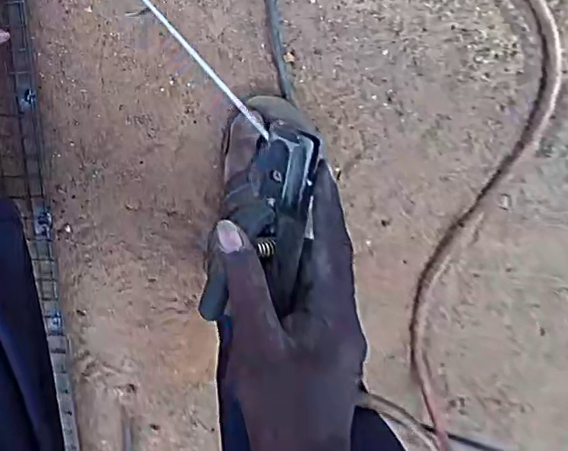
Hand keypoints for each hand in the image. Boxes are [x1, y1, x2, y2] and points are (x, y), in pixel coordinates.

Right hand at [215, 167, 366, 450]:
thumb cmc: (281, 402)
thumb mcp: (259, 342)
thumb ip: (245, 284)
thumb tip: (229, 228)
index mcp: (334, 313)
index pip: (332, 245)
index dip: (326, 204)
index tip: (319, 166)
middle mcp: (338, 314)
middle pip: (329, 251)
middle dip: (316, 210)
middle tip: (296, 171)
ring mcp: (329, 326)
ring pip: (316, 267)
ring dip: (301, 231)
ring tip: (281, 195)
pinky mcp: (314, 335)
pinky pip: (302, 283)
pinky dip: (288, 255)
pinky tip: (268, 246)